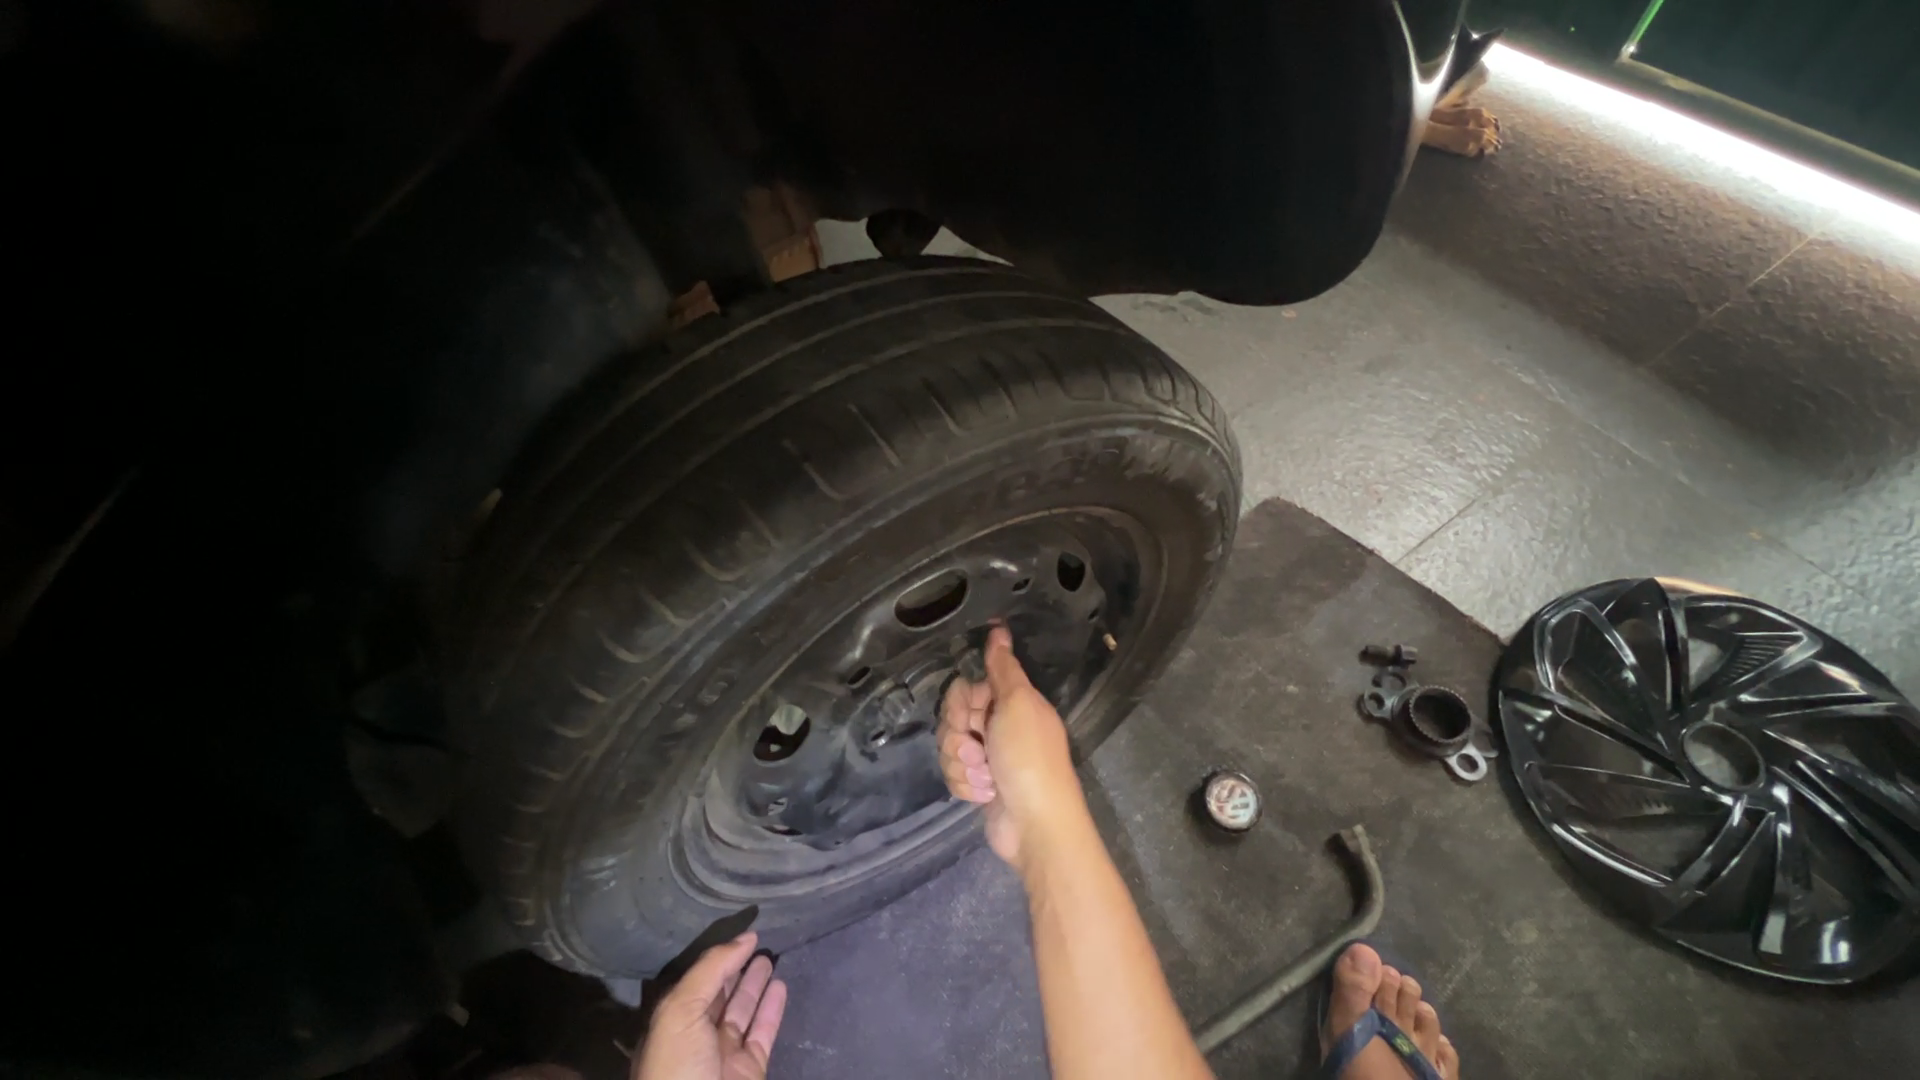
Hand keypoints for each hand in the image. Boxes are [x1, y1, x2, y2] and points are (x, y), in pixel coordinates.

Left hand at [633, 932, 786, 1079]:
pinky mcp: (750, 1070)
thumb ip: (710, 970)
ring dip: (755, 984)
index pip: (696, 982)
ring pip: (743, 1011)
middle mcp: (696, 1038)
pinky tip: (781, 985)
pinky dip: (773, 1008)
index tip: (742, 934)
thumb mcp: (680, 1011)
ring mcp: (724, 1056)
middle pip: (719, 995)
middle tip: (758, 942)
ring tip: (770, 958)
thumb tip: (745, 938)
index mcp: (670, 1025)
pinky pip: (763, 1032)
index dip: (717, 957)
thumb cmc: (677, 1069)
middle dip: (735, 969)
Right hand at [937, 625, 1082, 871]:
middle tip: (981, 753)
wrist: (1034, 824)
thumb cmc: (1028, 758)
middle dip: (959, 739)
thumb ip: (1003, 667)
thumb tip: (1000, 628)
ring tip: (988, 779)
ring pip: (949, 749)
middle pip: (951, 720)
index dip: (960, 704)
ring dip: (963, 766)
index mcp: (1012, 702)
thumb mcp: (1018, 703)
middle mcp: (999, 726)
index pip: (963, 689)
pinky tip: (986, 795)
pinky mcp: (980, 786)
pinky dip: (966, 786)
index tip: (972, 717)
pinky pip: (954, 776)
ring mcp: (989, 758)